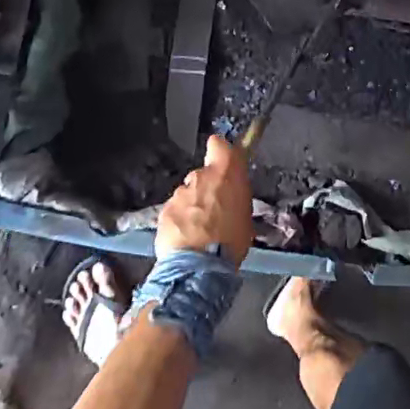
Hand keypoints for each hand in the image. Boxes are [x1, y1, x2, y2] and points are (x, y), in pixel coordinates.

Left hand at [156, 135, 252, 263]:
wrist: (199, 265)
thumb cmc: (231, 239)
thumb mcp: (246, 213)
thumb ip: (236, 194)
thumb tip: (231, 192)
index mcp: (226, 173)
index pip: (218, 143)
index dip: (221, 151)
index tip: (225, 163)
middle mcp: (200, 176)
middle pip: (203, 173)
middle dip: (207, 187)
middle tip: (215, 208)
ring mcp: (179, 194)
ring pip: (188, 193)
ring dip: (193, 205)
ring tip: (200, 229)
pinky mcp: (163, 211)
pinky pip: (175, 210)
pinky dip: (180, 220)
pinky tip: (187, 237)